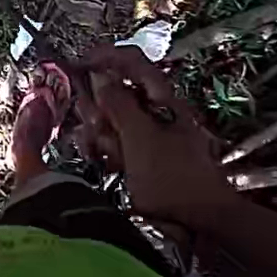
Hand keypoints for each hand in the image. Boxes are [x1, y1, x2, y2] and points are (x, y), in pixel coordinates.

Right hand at [71, 45, 233, 228]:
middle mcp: (151, 110)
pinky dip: (104, 150)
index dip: (103, 56)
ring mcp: (145, 133)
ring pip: (108, 120)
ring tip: (105, 154)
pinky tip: (105, 163)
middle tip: (97, 129)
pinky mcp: (138, 154)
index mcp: (160, 98)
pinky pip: (111, 142)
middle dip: (98, 109)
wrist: (199, 219)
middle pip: (113, 93)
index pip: (130, 62)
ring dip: (99, 134)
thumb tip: (99, 75)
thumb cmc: (172, 176)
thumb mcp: (140, 137)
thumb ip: (118, 104)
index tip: (76, 65)